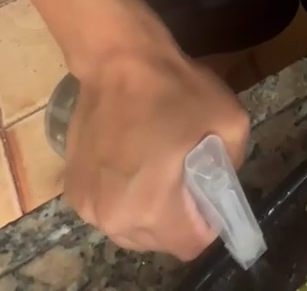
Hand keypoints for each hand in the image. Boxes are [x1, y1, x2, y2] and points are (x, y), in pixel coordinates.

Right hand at [62, 43, 249, 257]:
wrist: (119, 61)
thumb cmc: (175, 88)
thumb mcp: (230, 118)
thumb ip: (234, 160)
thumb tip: (222, 181)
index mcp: (151, 207)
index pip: (189, 245)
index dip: (208, 221)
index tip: (210, 192)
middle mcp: (113, 218)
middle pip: (159, 241)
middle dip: (179, 216)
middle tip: (187, 173)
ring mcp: (87, 207)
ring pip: (131, 228)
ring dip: (150, 209)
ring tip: (159, 165)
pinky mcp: (73, 191)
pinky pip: (109, 209)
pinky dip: (125, 195)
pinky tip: (134, 160)